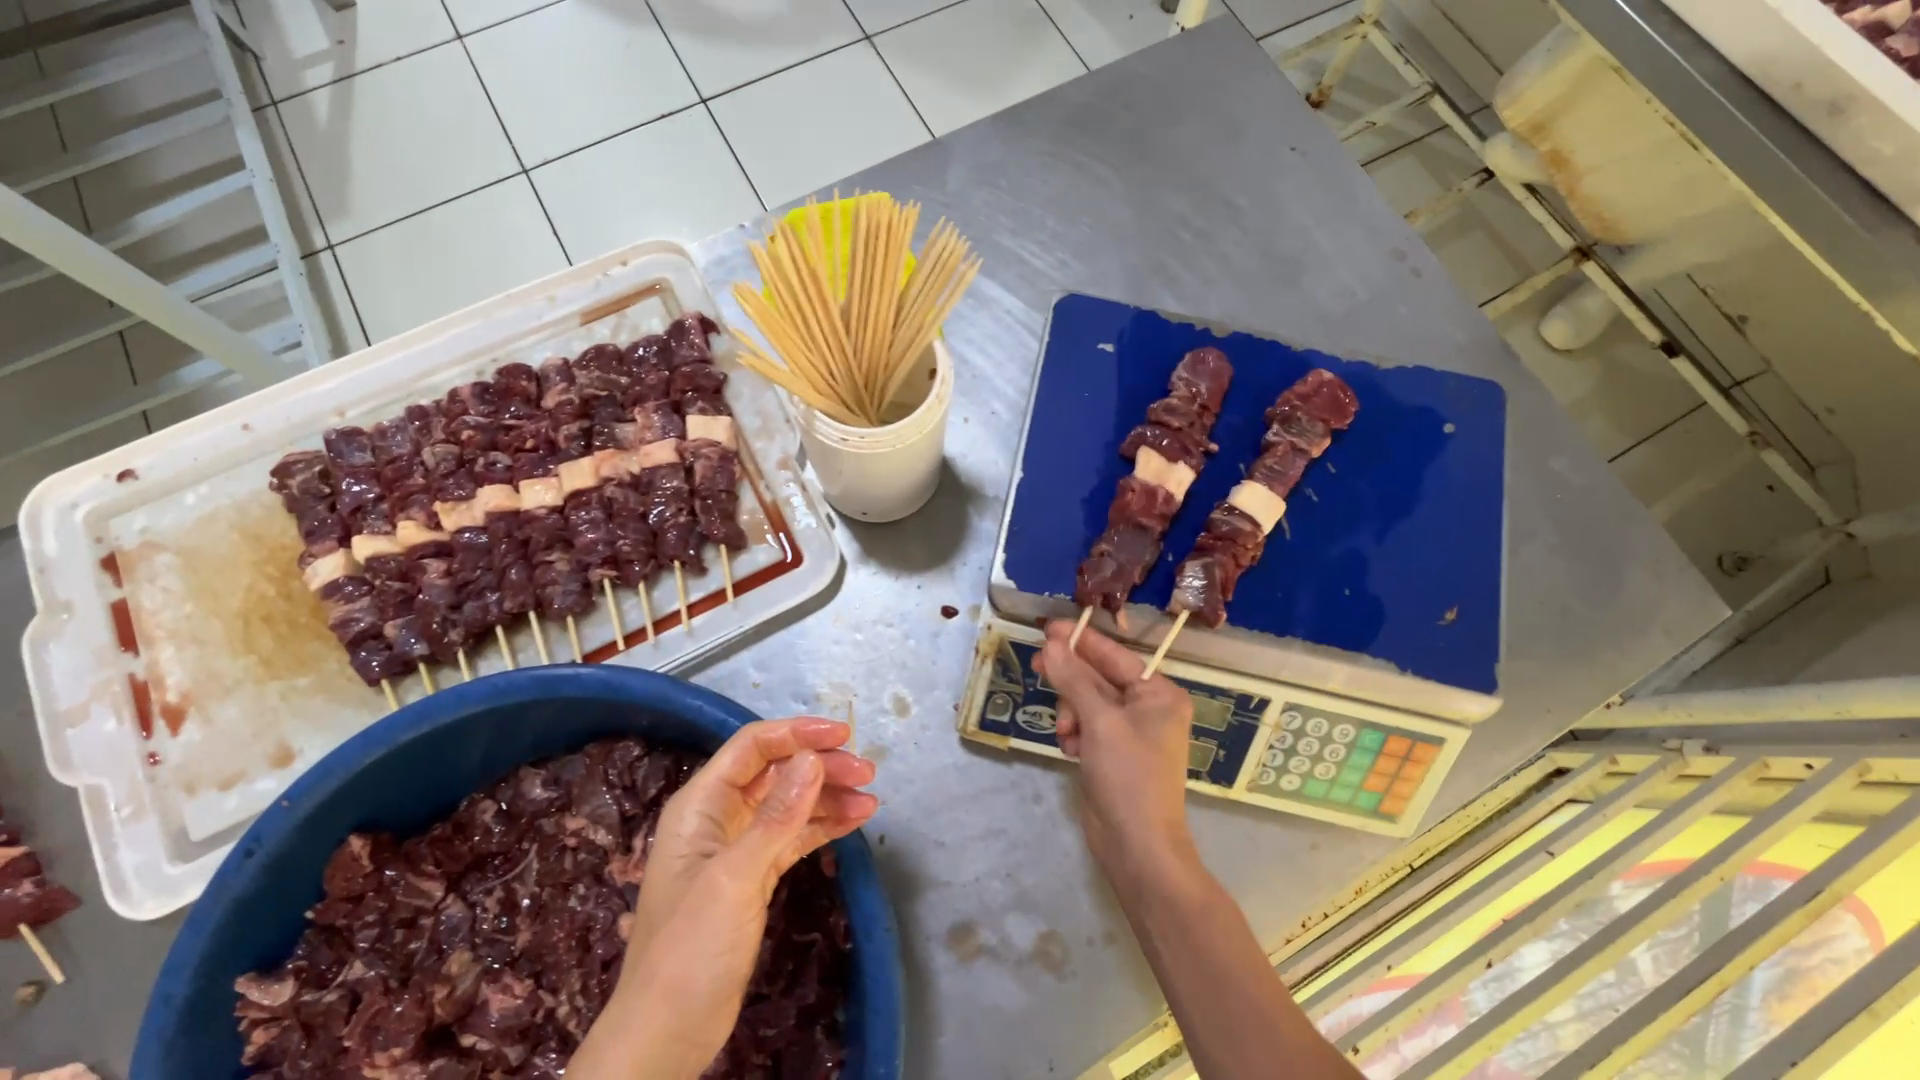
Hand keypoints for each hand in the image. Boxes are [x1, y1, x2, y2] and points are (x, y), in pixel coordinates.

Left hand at [572, 718, 877, 1079]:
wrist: (666, 1032)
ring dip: (828, 797)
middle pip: (775, 772)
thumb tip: (813, 758)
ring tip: (871, 798)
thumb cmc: (690, 949)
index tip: (844, 736)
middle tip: (868, 772)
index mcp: (700, 805)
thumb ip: (776, 817)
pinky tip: (856, 821)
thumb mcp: (735, 878)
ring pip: (789, 805)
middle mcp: (718, 818)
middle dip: (820, 766)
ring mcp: (736, 849)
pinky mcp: (753, 879)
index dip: (797, 734)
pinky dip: (823, 828)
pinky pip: (793, 839)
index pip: (752, 747)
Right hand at [1034, 621, 1196, 877]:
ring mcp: (1130, 733)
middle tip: (1035, 666)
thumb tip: (1050, 644)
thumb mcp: (1099, 721)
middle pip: (1098, 678)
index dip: (1080, 640)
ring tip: (1066, 733)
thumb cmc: (1128, 776)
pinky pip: (1086, 727)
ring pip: (1087, 703)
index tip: (1048, 626)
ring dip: (1070, 713)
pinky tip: (1070, 749)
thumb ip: (1073, 679)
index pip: (1114, 656)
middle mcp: (1148, 709)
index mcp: (1159, 694)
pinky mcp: (1113, 755)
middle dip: (1071, 681)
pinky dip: (1074, 733)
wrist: (1137, 845)